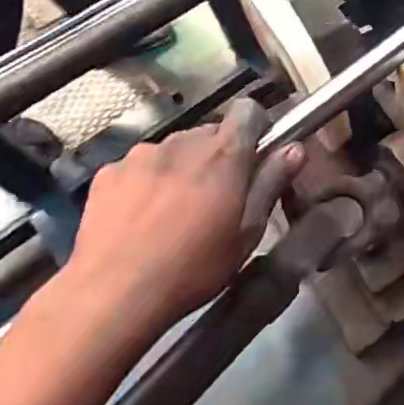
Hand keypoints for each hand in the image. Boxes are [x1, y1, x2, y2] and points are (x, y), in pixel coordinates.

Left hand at [66, 99, 305, 328]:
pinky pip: (140, 166)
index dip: (257, 128)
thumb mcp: (248, 231)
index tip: (257, 156)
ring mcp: (141, 155)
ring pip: (175, 149)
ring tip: (176, 211)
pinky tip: (142, 217)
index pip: (248, 110)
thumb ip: (272, 183)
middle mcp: (183, 142)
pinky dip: (148, 182)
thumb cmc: (194, 267)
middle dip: (220, 155)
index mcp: (224, 153)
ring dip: (184, 168)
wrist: (112, 294)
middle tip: (219, 197)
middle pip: (211, 132)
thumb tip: (295, 148)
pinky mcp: (108, 173)